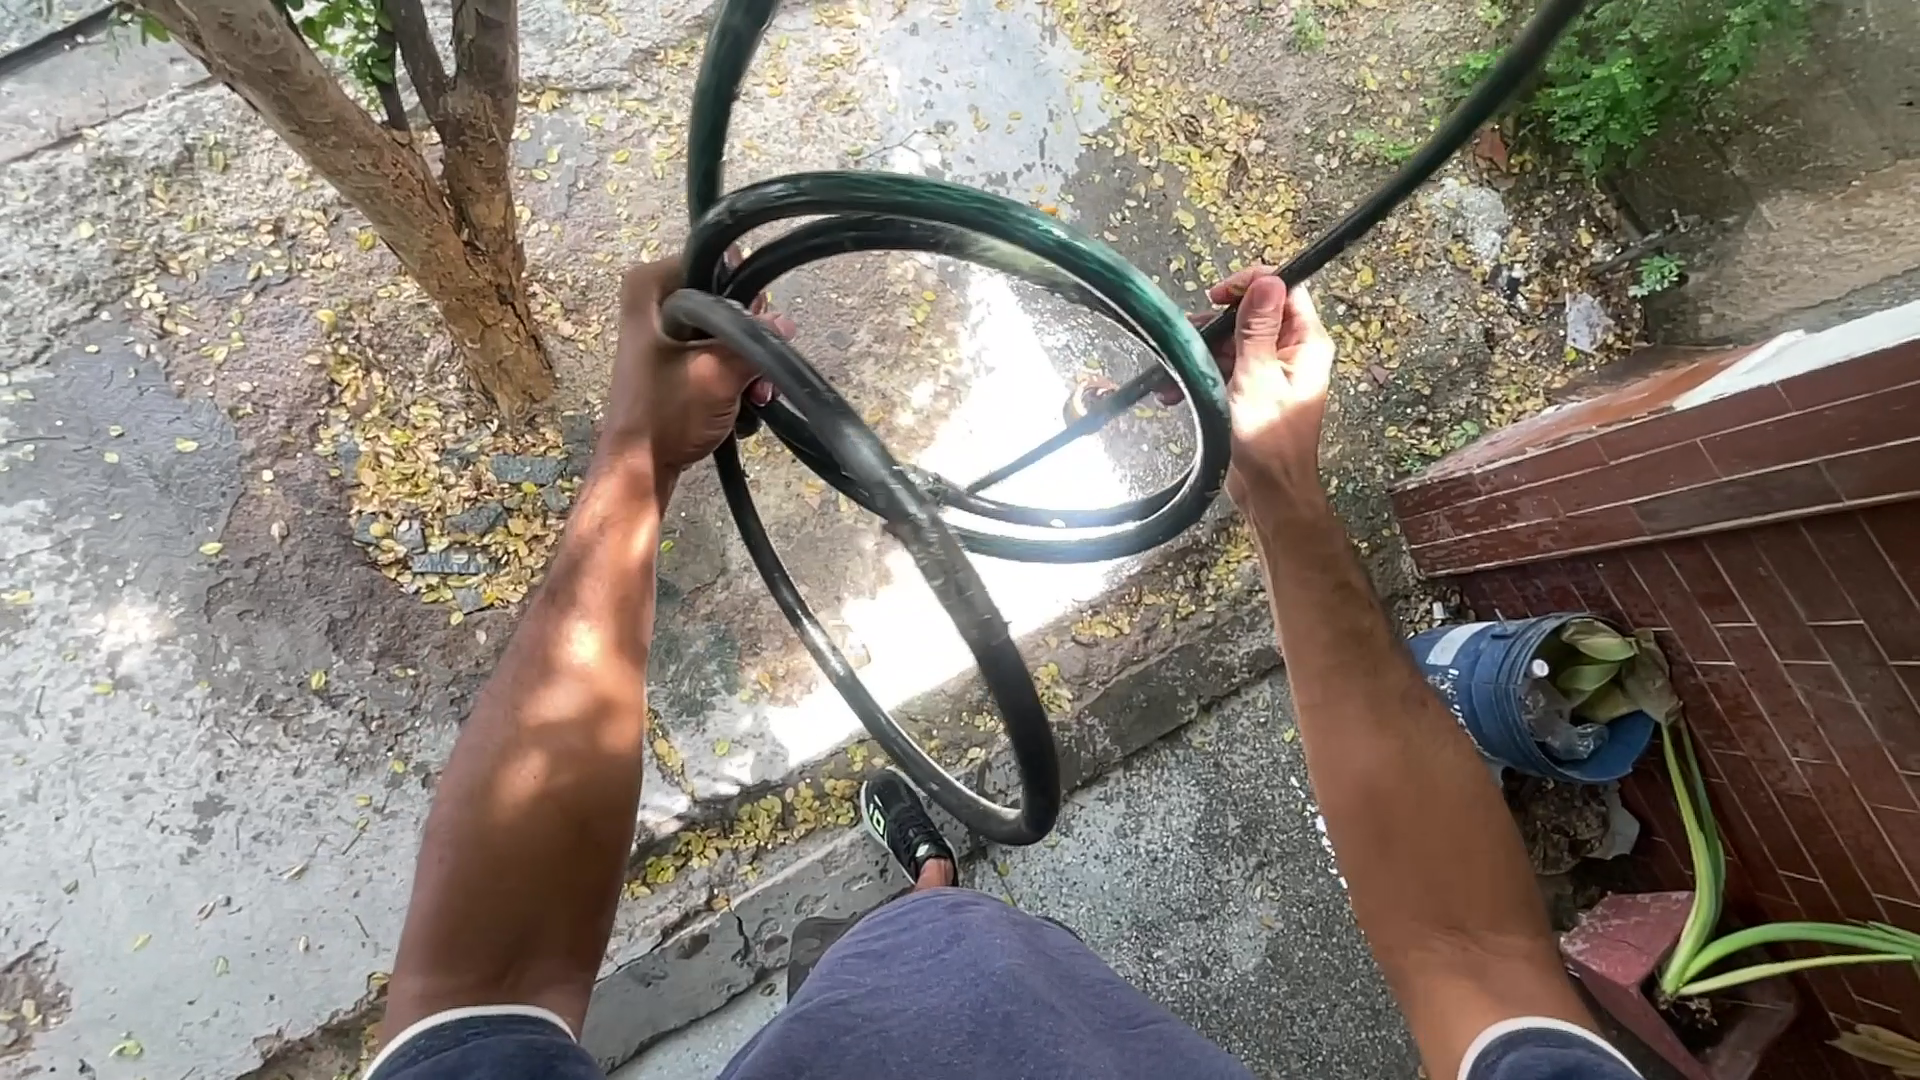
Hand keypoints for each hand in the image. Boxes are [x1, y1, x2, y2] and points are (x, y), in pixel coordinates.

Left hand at [598, 258, 789, 490]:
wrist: (642, 466)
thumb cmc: (667, 413)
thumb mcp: (718, 372)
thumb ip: (755, 344)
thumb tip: (786, 326)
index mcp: (649, 289)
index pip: (711, 264)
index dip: (741, 291)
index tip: (757, 322)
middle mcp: (653, 304)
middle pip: (723, 301)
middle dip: (750, 335)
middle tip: (759, 364)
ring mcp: (665, 337)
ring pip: (725, 333)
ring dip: (749, 363)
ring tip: (759, 392)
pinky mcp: (676, 366)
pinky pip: (718, 357)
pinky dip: (736, 376)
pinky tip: (748, 399)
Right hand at [1192, 267, 1334, 514]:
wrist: (1269, 490)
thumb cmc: (1270, 441)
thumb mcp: (1257, 377)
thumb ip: (1258, 328)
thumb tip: (1266, 281)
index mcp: (1305, 344)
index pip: (1284, 290)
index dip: (1251, 286)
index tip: (1218, 296)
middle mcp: (1290, 353)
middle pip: (1250, 318)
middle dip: (1213, 327)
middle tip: (1187, 336)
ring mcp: (1269, 373)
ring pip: (1230, 346)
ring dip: (1199, 355)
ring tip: (1172, 373)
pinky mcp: (1250, 392)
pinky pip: (1222, 371)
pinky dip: (1200, 377)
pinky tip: (1175, 391)